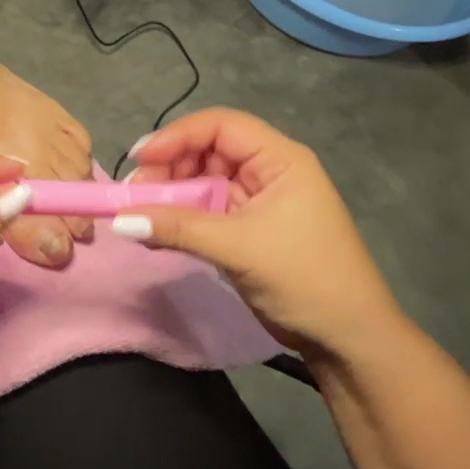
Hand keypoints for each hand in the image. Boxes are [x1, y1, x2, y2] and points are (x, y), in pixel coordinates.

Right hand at [113, 109, 403, 354]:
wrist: (350, 342)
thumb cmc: (305, 279)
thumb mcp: (238, 248)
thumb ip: (178, 228)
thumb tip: (119, 220)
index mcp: (280, 159)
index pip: (220, 126)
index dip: (177, 135)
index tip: (139, 158)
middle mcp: (269, 170)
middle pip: (208, 150)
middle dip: (170, 166)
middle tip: (137, 193)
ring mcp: (259, 200)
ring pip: (204, 180)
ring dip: (172, 193)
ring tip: (143, 214)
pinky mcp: (249, 228)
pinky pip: (207, 209)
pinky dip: (181, 217)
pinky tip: (158, 231)